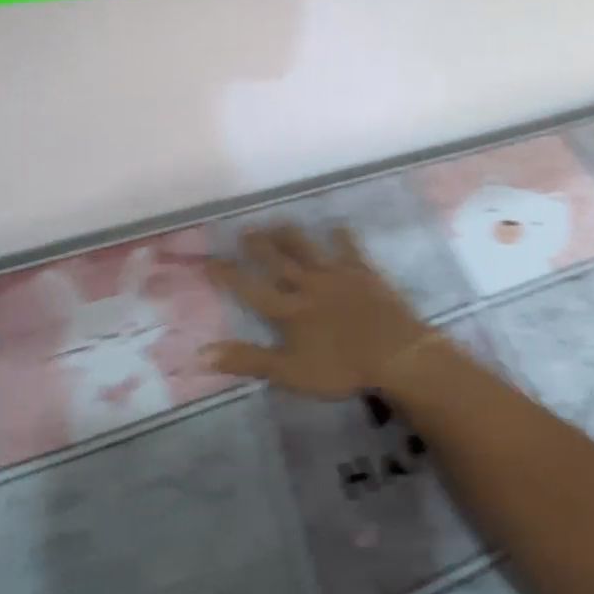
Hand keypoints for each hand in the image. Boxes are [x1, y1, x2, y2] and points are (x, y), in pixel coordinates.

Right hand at [203, 224, 432, 398]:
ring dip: (292, 235)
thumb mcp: (289, 371)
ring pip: (309, 249)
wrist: (394, 352)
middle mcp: (310, 286)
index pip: (250, 289)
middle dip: (259, 246)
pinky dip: (342, 237)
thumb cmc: (341, 368)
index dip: (228, 275)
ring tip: (279, 222)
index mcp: (289, 311)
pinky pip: (350, 249)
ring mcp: (339, 276)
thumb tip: (199, 353)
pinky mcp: (365, 274)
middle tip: (245, 229)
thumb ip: (247, 360)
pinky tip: (337, 225)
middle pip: (279, 262)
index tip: (209, 260)